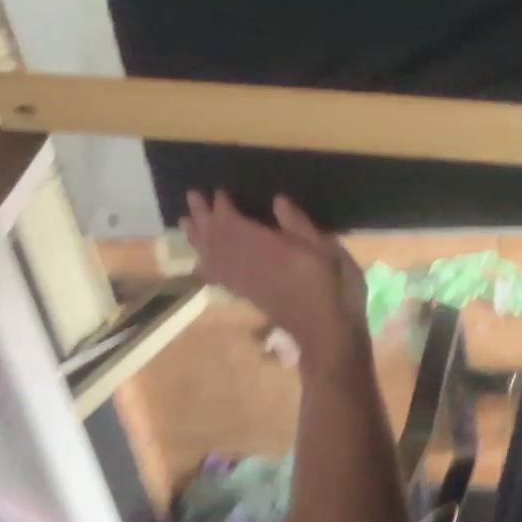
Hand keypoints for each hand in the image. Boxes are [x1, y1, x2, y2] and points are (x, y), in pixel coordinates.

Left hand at [179, 191, 367, 364]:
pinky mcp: (246, 293)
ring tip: (187, 221)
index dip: (224, 206)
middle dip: (204, 217)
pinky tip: (202, 258)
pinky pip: (216, 274)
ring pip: (211, 255)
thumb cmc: (334, 287)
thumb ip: (300, 225)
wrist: (327, 331)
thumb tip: (277, 200)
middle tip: (193, 196)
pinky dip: (205, 262)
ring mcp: (244, 281)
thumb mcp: (328, 251)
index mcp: (268, 249)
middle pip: (216, 237)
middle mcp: (248, 264)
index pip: (234, 224)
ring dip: (198, 237)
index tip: (220, 190)